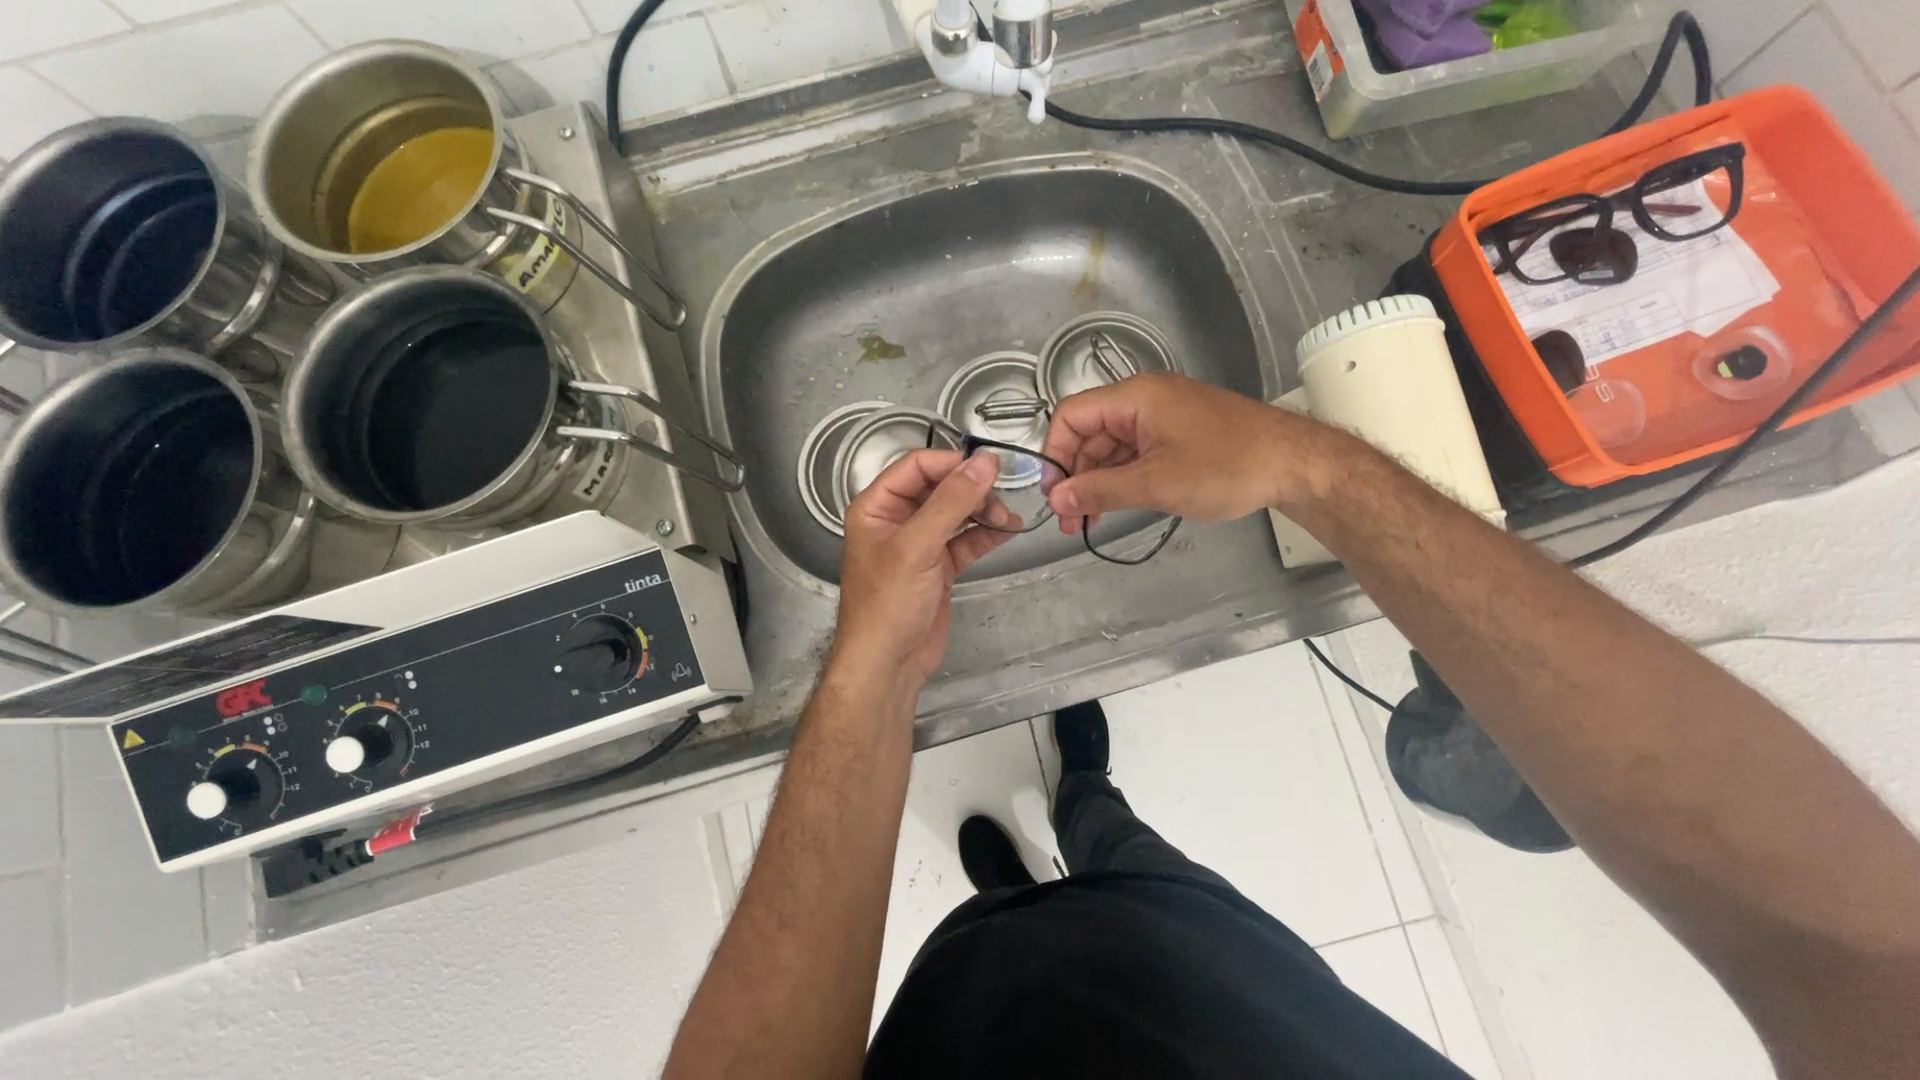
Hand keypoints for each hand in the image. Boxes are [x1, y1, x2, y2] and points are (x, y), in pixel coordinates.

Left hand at [834, 449, 1015, 682]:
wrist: (887, 664)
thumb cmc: (886, 605)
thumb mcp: (917, 547)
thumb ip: (951, 502)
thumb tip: (984, 464)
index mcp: (876, 508)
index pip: (916, 466)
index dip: (951, 464)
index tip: (986, 467)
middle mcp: (896, 521)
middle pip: (940, 488)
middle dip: (971, 490)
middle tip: (999, 498)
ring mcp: (919, 545)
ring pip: (956, 513)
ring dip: (983, 512)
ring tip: (1007, 518)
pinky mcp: (938, 567)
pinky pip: (965, 540)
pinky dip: (986, 535)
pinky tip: (1007, 531)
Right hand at [1042, 372, 1345, 533]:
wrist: (1294, 464)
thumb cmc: (1224, 467)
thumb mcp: (1155, 483)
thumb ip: (1100, 490)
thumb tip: (1057, 499)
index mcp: (1135, 397)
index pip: (1072, 415)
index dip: (1055, 454)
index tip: (1056, 495)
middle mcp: (1144, 399)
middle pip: (1090, 432)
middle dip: (1076, 475)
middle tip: (1071, 520)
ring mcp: (1163, 415)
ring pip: (1112, 446)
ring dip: (1097, 481)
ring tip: (1089, 521)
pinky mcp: (1179, 433)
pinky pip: (1136, 451)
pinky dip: (1123, 478)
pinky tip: (1117, 505)